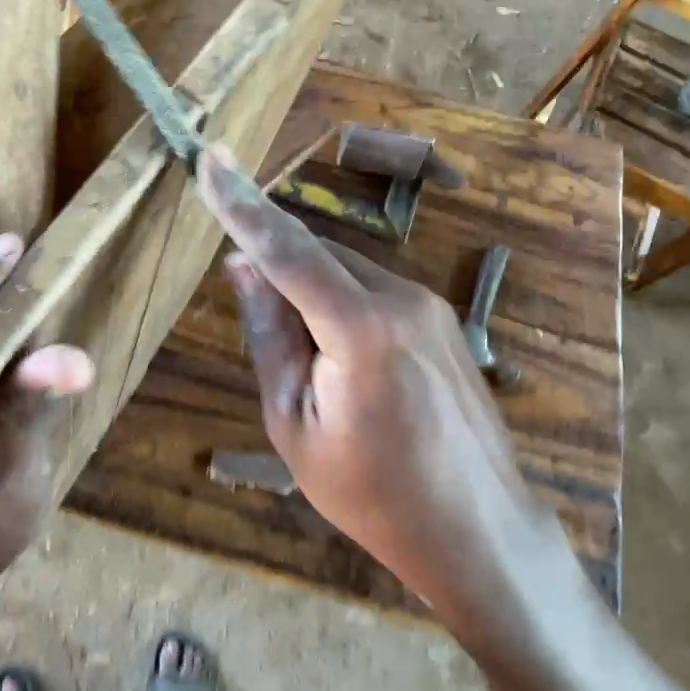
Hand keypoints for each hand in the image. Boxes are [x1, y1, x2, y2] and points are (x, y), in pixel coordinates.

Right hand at [194, 147, 542, 624]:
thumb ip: (269, 334)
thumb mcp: (294, 422)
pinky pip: (372, 290)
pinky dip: (339, 306)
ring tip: (312, 370)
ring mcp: (429, 305)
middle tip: (258, 323)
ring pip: (345, 270)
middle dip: (276, 268)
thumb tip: (243, 266)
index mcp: (360, 328)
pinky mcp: (440, 318)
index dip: (242, 204)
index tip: (211, 159)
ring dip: (309, 292)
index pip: (287, 248)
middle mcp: (401, 297)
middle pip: (317, 254)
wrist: (478, 531)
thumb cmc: (371, 492)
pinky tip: (344, 367)